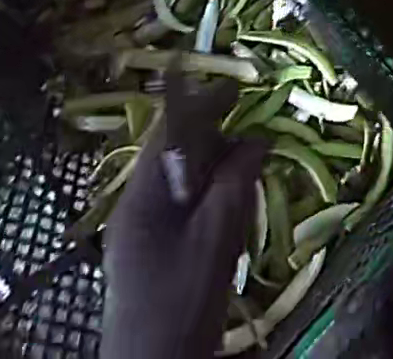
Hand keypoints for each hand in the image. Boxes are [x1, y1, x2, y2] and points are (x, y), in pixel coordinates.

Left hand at [102, 75, 268, 358]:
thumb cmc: (180, 304)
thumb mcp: (214, 240)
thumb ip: (234, 183)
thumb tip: (257, 138)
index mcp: (141, 197)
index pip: (169, 132)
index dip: (202, 104)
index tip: (236, 87)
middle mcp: (135, 206)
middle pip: (175, 154)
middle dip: (214, 137)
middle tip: (251, 130)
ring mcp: (140, 230)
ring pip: (181, 180)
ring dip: (215, 168)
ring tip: (247, 166)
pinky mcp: (152, 251)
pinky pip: (182, 206)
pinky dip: (210, 195)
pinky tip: (232, 206)